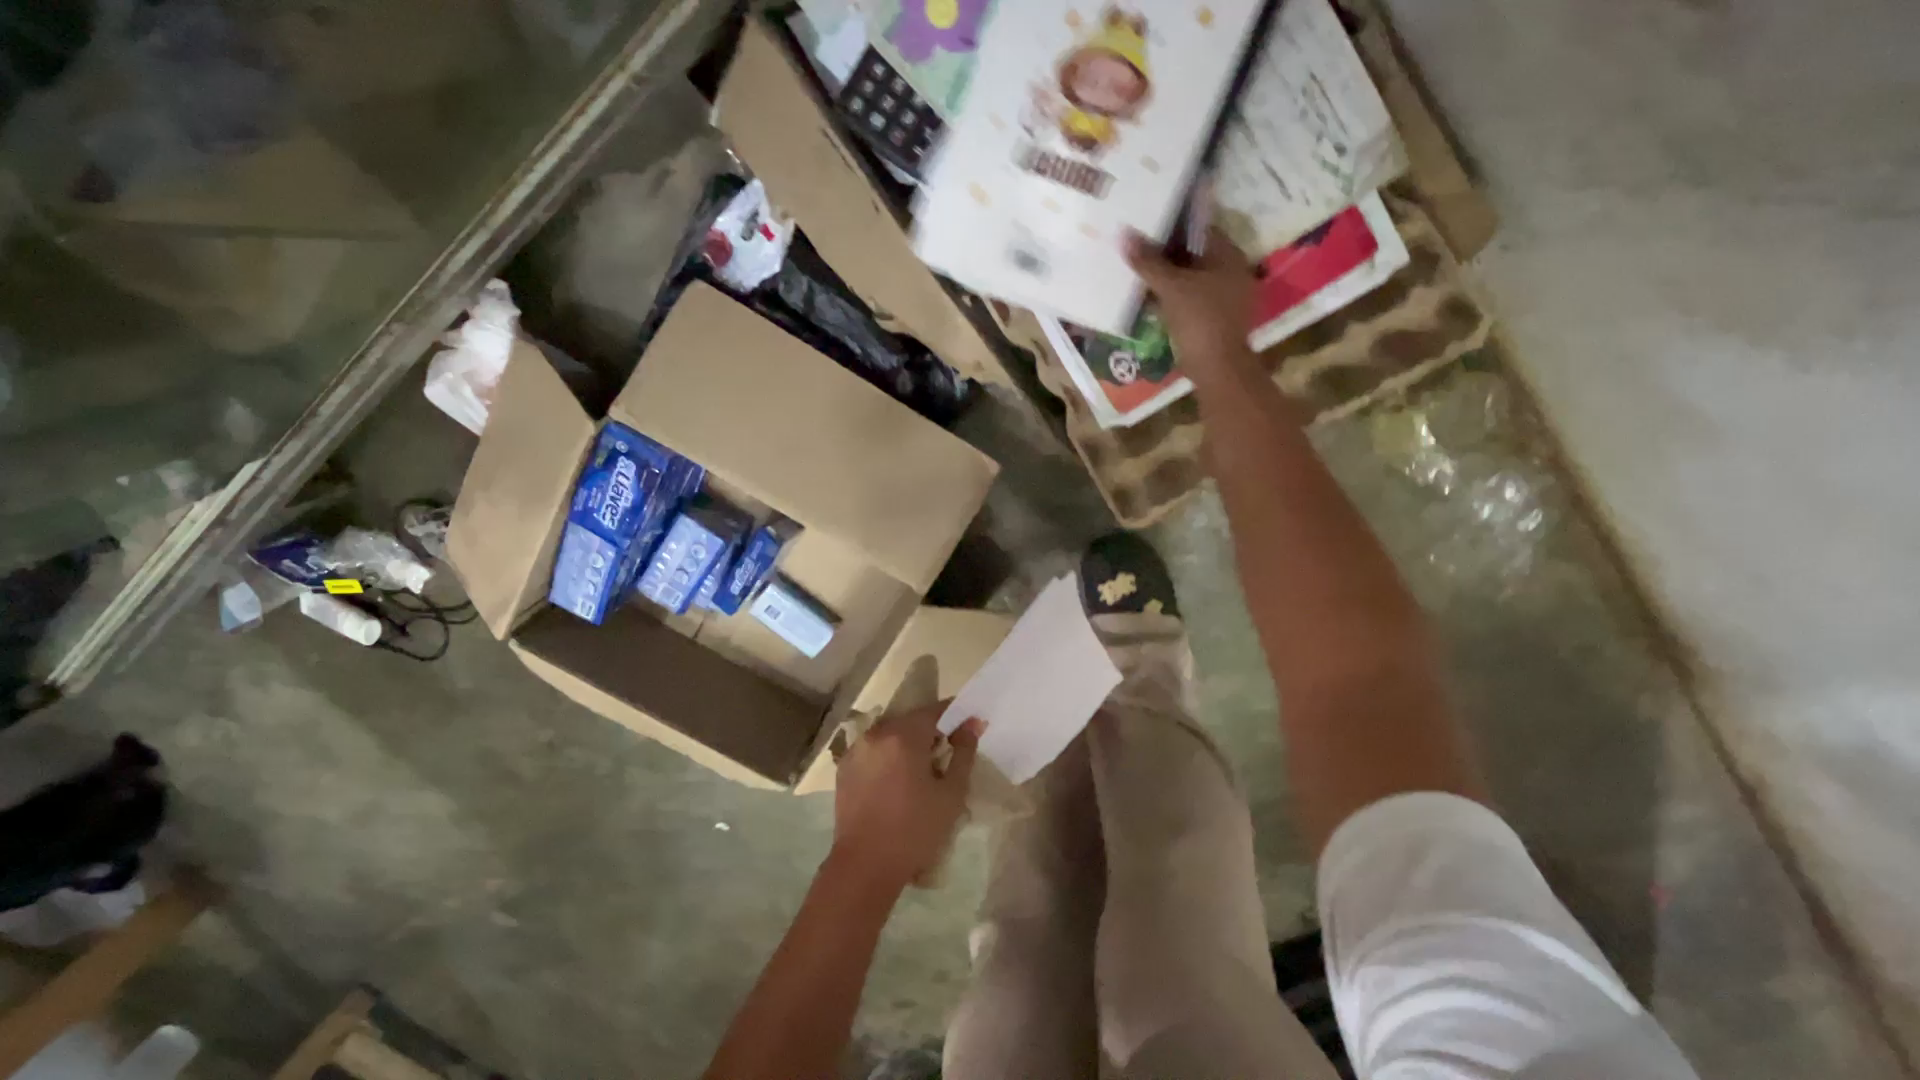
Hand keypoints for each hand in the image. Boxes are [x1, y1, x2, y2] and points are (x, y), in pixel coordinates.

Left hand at [830, 705, 983, 892]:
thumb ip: (964, 753)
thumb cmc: (916, 830)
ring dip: (907, 745)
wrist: (865, 866)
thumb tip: (973, 723)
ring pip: (890, 736)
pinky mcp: (843, 769)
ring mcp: (855, 750)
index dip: (955, 716)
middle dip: (930, 733)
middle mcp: (875, 734)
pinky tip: (896, 784)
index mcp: (903, 735)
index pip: (935, 710)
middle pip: (910, 721)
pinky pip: (873, 752)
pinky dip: (887, 758)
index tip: (968, 730)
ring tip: (920, 774)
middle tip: (946, 758)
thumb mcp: (951, 794)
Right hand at [1125, 226, 1260, 374]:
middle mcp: (1233, 271)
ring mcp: (1227, 296)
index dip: (1173, 226)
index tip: (1148, 227)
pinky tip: (1152, 298)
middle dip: (1168, 254)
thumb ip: (1147, 261)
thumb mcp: (1169, 286)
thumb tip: (1124, 235)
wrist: (1216, 366)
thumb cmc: (1198, 318)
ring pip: (1193, 278)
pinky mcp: (1218, 318)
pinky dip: (1175, 297)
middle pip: (1195, 254)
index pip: (1199, 229)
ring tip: (1140, 272)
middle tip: (1139, 249)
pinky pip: (1193, 298)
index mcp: (1228, 256)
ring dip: (1170, 277)